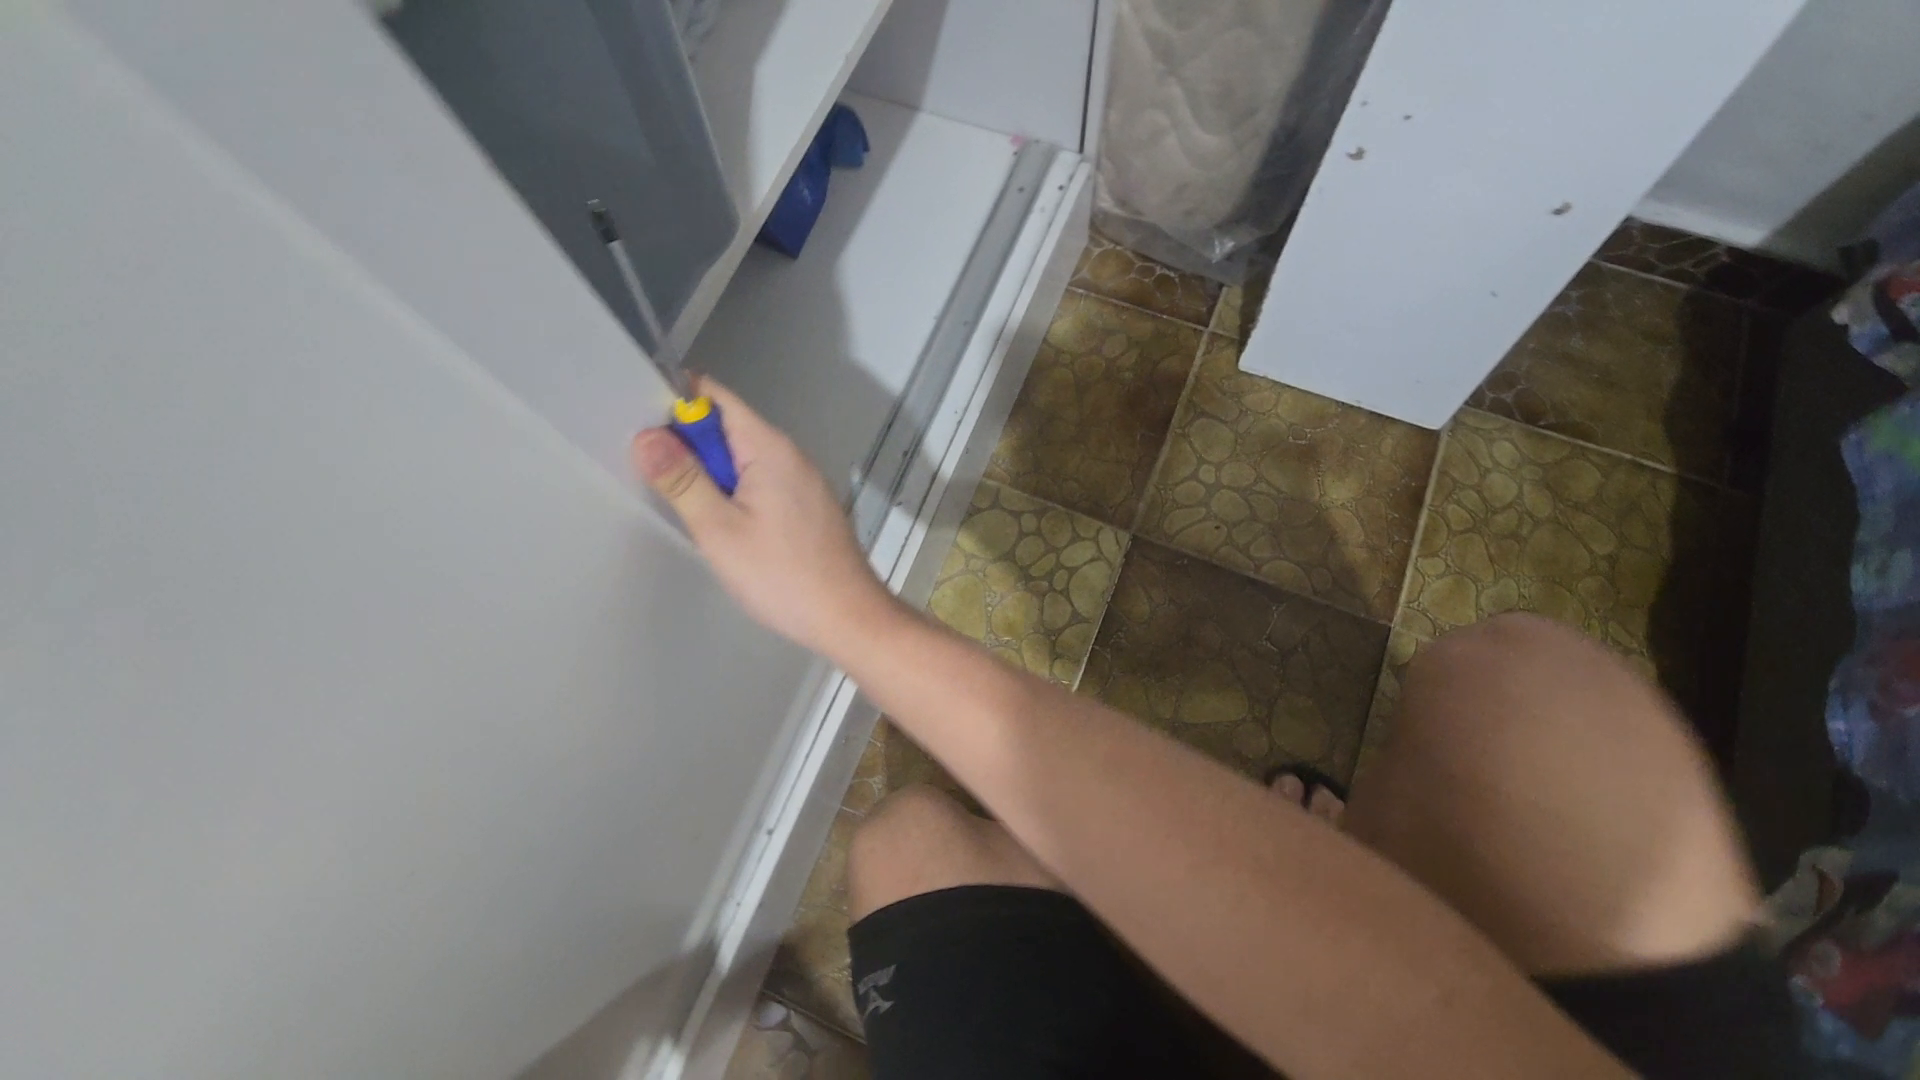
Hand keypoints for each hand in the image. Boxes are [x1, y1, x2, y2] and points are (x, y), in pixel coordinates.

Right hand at [631, 376, 898, 654]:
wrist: (848, 617)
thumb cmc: (782, 576)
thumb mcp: (719, 530)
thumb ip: (683, 480)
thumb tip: (647, 436)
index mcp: (769, 447)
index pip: (715, 396)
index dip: (675, 403)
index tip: (642, 429)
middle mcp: (790, 454)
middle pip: (728, 428)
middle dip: (690, 445)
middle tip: (657, 480)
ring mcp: (803, 482)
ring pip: (744, 460)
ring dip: (712, 475)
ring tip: (688, 510)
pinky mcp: (807, 507)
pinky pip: (762, 484)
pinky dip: (737, 495)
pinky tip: (725, 529)